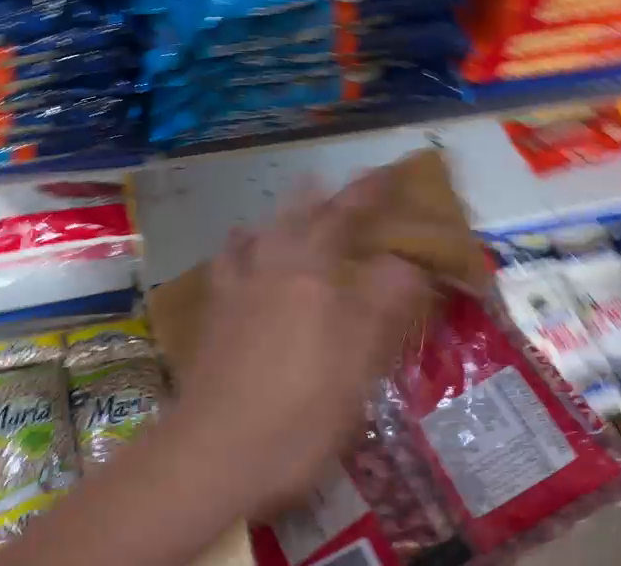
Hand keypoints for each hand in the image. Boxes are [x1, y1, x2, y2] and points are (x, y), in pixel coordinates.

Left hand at [166, 169, 428, 519]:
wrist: (214, 449)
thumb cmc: (298, 414)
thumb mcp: (357, 367)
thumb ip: (382, 305)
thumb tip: (406, 261)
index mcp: (311, 276)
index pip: (344, 218)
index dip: (367, 192)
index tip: (387, 170)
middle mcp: (271, 268)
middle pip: (297, 217)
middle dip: (320, 196)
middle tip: (335, 182)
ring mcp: (236, 288)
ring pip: (259, 232)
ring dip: (281, 215)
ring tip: (292, 206)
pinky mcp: (213, 312)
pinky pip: (228, 261)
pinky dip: (240, 245)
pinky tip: (241, 248)